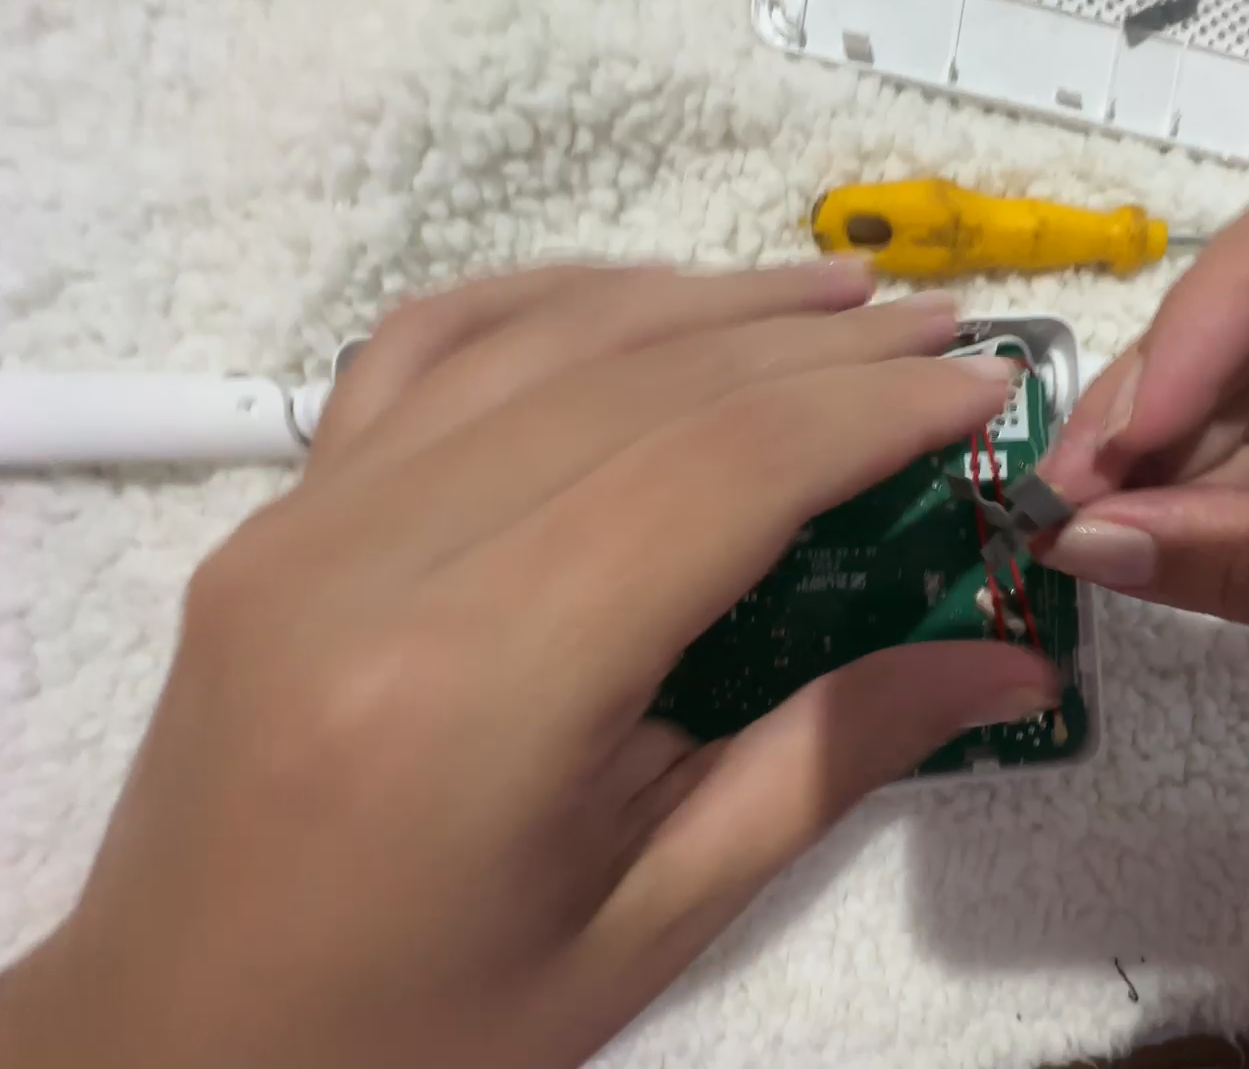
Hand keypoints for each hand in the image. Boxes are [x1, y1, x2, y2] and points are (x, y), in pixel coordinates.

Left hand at [0, 262, 1054, 1067]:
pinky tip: (663, 295)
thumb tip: (1019, 670)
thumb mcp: (677, 903)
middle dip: (828, 346)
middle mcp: (378, 556)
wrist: (191, 1054)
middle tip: (940, 333)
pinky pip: (444, 341)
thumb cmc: (449, 1016)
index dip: (875, 409)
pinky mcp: (295, 501)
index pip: (728, 470)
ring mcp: (314, 510)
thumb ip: (849, 750)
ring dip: (722, 299)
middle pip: (656, 385)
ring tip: (839, 294)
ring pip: (560, 338)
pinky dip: (576, 295)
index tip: (980, 389)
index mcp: (486, 681)